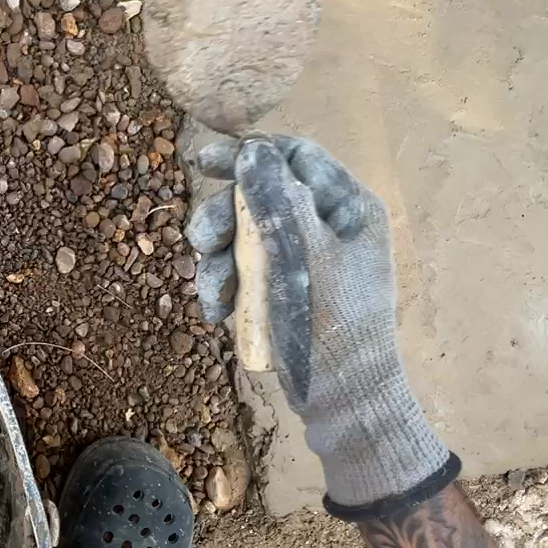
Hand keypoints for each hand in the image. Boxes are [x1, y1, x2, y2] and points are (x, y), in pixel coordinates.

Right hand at [185, 137, 454, 516]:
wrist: (342, 396)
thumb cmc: (332, 323)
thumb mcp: (303, 254)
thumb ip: (277, 199)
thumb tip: (251, 151)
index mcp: (346, 207)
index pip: (295, 158)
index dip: (249, 155)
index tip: (203, 162)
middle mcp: (324, 225)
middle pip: (258, 197)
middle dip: (223, 219)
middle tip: (200, 241)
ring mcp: (300, 259)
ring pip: (242, 236)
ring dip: (217, 260)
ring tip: (211, 292)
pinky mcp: (280, 289)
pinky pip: (242, 271)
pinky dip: (224, 288)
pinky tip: (215, 312)